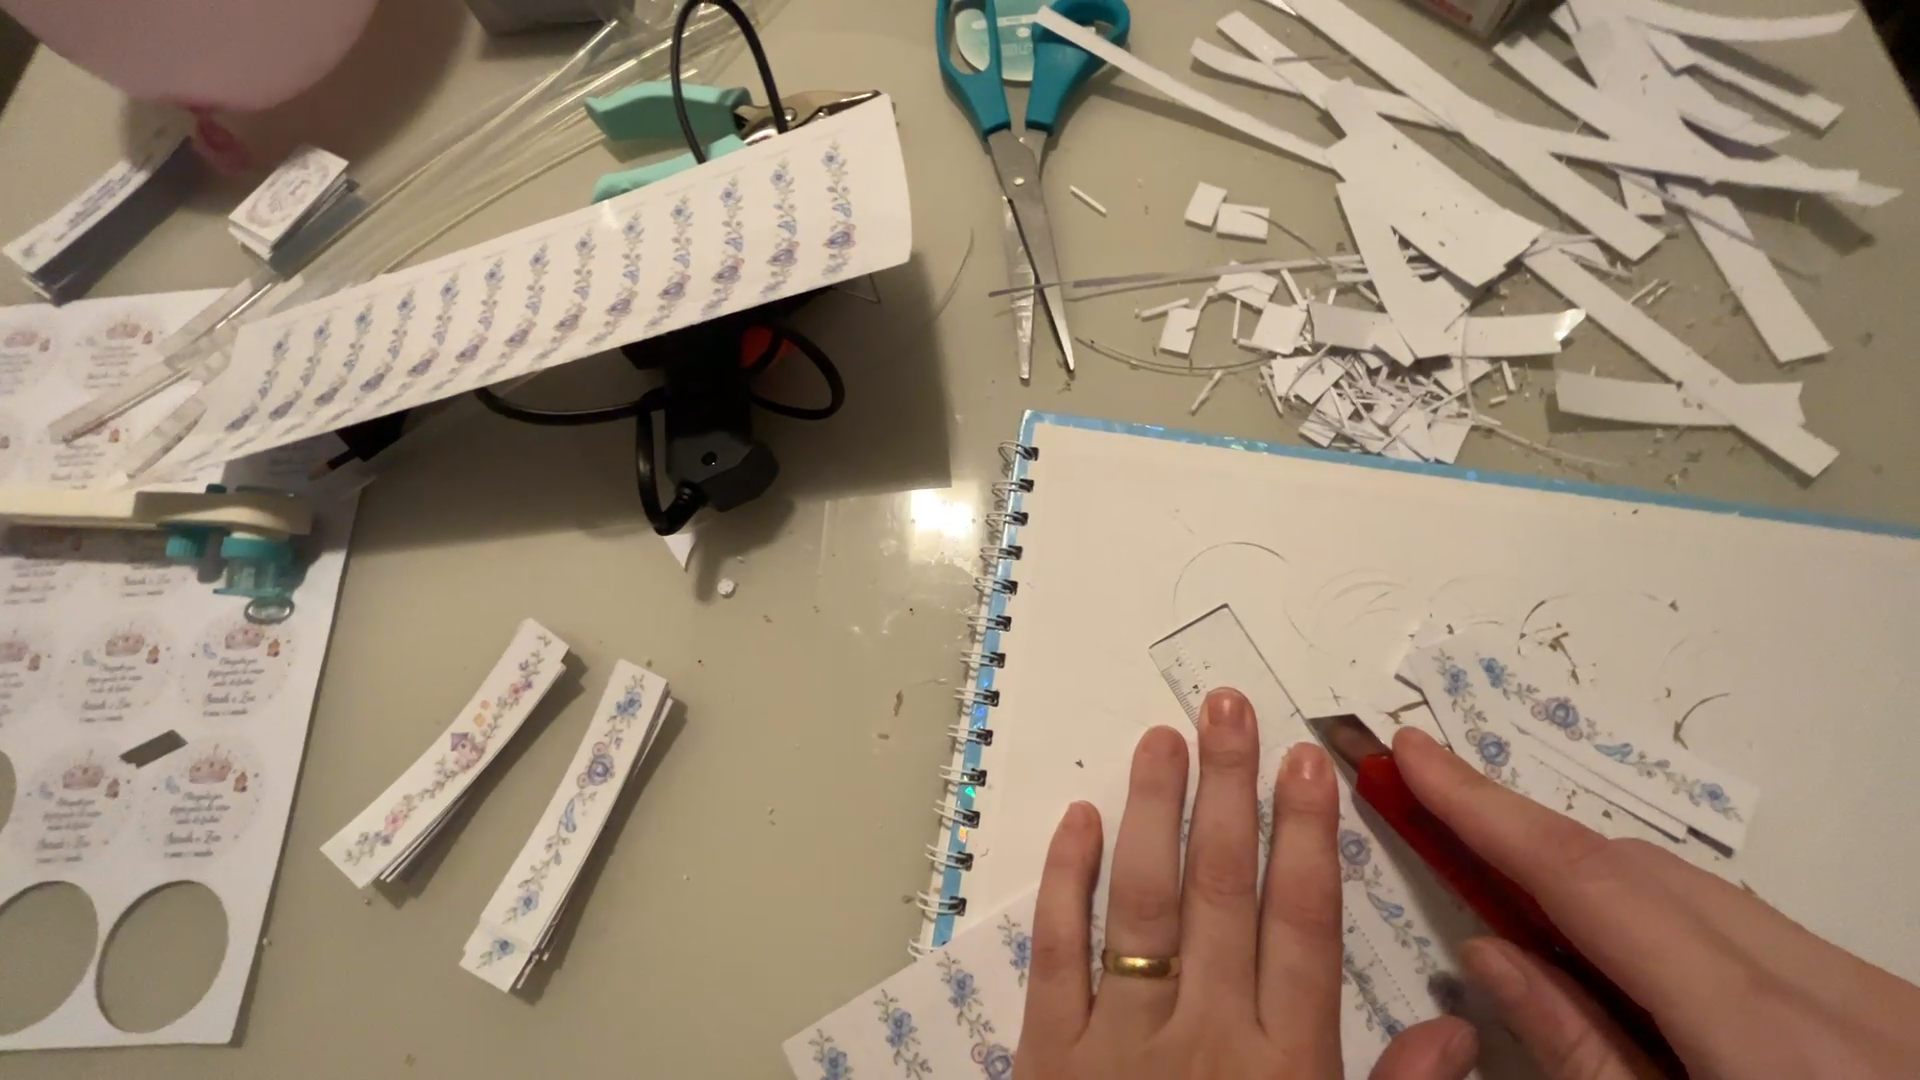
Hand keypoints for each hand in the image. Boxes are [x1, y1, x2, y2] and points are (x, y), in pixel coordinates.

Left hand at [1014, 689, 1478, 1079]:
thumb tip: (1461, 1029)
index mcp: (1283, 1071)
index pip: (1304, 928)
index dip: (1310, 839)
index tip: (1310, 761)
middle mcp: (1203, 1036)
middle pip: (1221, 889)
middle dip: (1229, 790)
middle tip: (1227, 706)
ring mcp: (1119, 1036)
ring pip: (1141, 901)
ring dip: (1154, 811)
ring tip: (1162, 736)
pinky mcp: (1048, 1048)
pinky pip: (1059, 951)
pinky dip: (1068, 880)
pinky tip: (1081, 816)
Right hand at [1393, 726, 1919, 1079]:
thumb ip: (1587, 1058)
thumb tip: (1488, 952)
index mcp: (1780, 1044)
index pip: (1593, 881)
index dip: (1486, 807)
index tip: (1410, 751)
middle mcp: (1845, 997)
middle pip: (1642, 871)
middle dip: (1524, 834)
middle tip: (1430, 812)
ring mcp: (1891, 1001)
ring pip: (1697, 894)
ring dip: (1587, 876)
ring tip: (1508, 888)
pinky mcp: (1906, 1014)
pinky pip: (1748, 932)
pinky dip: (1659, 917)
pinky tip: (1626, 961)